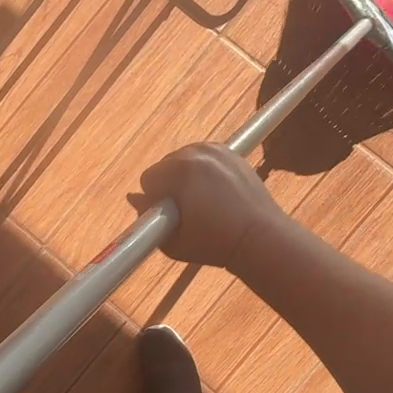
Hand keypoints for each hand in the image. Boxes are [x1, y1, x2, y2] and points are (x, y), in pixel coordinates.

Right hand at [128, 143, 289, 270]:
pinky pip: (204, 158)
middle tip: (188, 211)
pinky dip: (203, 171)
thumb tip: (134, 199)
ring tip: (203, 203)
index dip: (155, 201)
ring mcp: (216, 149)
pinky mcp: (231, 152)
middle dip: (170, 186)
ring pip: (184, 160)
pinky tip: (215, 192)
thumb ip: (146, 218)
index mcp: (180, 169)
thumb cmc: (213, 243)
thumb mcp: (171, 241)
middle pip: (166, 166)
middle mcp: (196, 151)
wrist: (259, 237)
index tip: (170, 217)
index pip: (149, 179)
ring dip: (185, 177)